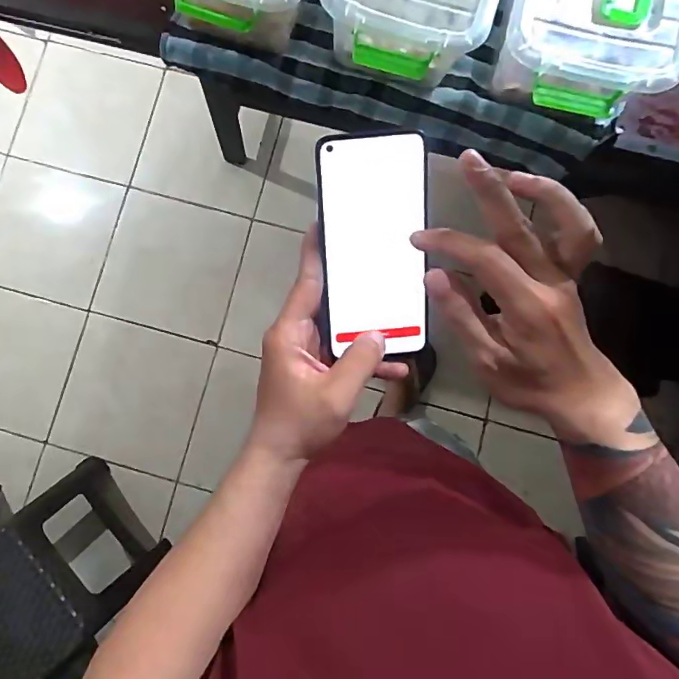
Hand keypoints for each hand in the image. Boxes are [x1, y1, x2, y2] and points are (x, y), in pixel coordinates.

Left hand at [246, 229, 408, 464]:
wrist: (280, 454)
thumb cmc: (300, 423)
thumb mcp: (337, 392)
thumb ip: (361, 360)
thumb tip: (379, 333)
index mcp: (290, 333)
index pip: (306, 284)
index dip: (315, 254)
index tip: (322, 225)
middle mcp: (292, 335)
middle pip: (325, 301)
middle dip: (352, 287)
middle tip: (376, 263)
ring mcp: (301, 351)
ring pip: (336, 328)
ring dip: (364, 328)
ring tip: (399, 315)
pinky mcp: (311, 366)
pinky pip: (338, 351)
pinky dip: (361, 356)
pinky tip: (394, 365)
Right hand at [410, 151, 639, 446]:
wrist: (585, 397)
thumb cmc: (528, 385)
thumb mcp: (485, 361)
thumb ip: (461, 316)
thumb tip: (435, 275)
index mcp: (527, 306)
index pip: (485, 259)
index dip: (448, 242)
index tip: (417, 239)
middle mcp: (552, 284)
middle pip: (524, 227)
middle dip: (493, 191)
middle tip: (469, 160)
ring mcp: (567, 278)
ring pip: (567, 225)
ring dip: (542, 192)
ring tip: (510, 174)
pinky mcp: (570, 278)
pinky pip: (576, 236)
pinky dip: (559, 211)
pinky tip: (531, 200)